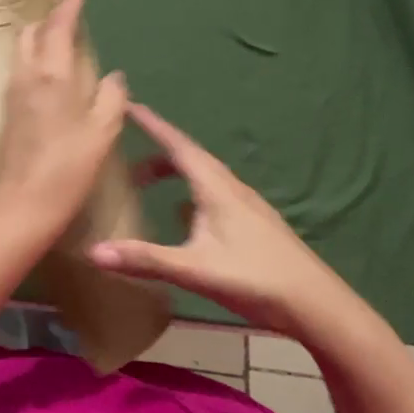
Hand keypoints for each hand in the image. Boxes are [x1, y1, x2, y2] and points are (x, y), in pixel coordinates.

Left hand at [0, 0, 129, 225]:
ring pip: (21, 53)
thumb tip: (114, 75)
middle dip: (47, 21)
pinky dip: (33, 60)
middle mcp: (25, 78)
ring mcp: (11, 95)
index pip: (57, 29)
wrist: (21, 203)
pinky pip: (20, 72)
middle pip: (30, 36)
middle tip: (68, 15)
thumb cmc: (67, 168)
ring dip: (38, 39)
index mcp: (51, 76)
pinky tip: (48, 73)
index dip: (68, 9)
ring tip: (59, 39)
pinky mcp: (7, 113)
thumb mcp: (102, 133)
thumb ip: (111, 98)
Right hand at [87, 102, 360, 338]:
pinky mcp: (255, 226)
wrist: (321, 309)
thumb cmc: (256, 280)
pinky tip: (183, 218)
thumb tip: (92, 252)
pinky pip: (214, 196)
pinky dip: (189, 194)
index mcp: (217, 190)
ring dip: (174, 173)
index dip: (152, 124)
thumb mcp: (194, 269)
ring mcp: (248, 208)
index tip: (127, 103)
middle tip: (124, 158)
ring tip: (146, 185)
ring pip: (204, 178)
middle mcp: (233, 190)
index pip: (178, 146)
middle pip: (190, 158)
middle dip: (156, 151)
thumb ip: (144, 259)